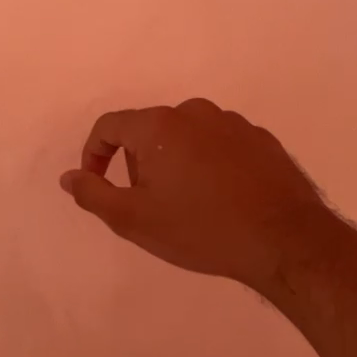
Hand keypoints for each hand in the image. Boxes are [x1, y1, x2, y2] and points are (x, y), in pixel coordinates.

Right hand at [59, 99, 345, 291]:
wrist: (286, 242)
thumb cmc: (199, 229)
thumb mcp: (131, 219)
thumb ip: (92, 193)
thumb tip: (70, 177)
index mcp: (159, 127)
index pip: (109, 126)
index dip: (93, 154)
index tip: (96, 184)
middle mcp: (194, 113)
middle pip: (147, 130)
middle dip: (136, 162)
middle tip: (144, 203)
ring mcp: (233, 124)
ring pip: (183, 137)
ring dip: (172, 163)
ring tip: (182, 204)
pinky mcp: (262, 141)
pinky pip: (217, 145)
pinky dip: (205, 165)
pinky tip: (216, 200)